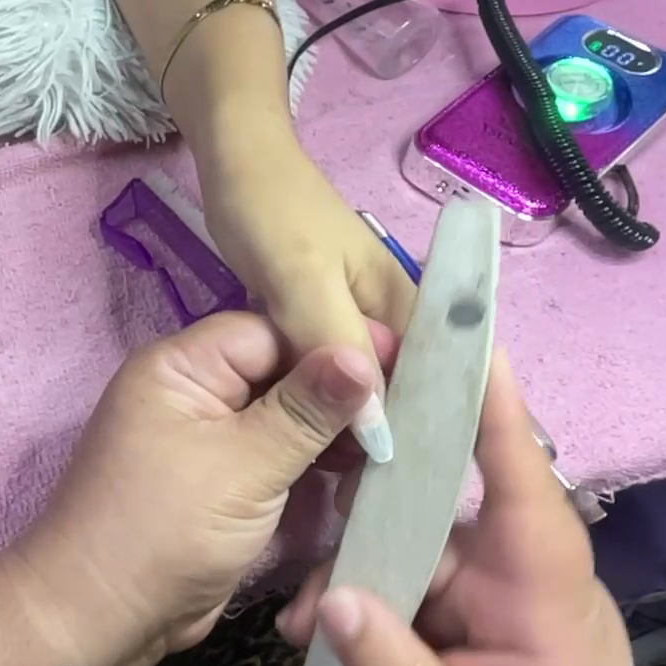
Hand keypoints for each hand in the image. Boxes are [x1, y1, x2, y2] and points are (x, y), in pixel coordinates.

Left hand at [19, 312, 386, 665]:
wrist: (104, 616)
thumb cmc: (165, 530)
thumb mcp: (242, 464)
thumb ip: (305, 409)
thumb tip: (363, 353)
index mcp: (180, 368)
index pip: (269, 332)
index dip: (331, 344)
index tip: (402, 364)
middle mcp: (191, 393)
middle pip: (278, 372)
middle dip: (337, 393)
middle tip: (408, 408)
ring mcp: (206, 440)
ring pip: (281, 417)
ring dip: (329, 432)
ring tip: (390, 445)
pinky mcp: (220, 482)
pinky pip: (273, 456)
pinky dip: (311, 462)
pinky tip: (358, 471)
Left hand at [197, 136, 415, 458]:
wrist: (233, 168)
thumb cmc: (272, 218)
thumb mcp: (302, 281)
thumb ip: (337, 345)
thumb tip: (382, 428)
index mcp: (402, 304)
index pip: (432, 380)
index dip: (421, 431)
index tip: (408, 485)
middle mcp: (382, 318)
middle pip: (394, 391)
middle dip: (384, 438)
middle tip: (370, 497)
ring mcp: (342, 322)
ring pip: (353, 388)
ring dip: (347, 427)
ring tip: (343, 486)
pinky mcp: (310, 326)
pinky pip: (318, 377)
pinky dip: (316, 406)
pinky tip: (308, 447)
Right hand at [277, 352, 665, 665]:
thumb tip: (329, 600)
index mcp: (542, 587)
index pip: (522, 479)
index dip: (490, 406)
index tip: (458, 335)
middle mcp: (508, 563)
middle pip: (428, 504)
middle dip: (358, 515)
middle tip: (295, 521)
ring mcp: (475, 579)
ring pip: (393, 543)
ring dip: (341, 575)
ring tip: (297, 626)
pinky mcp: (449, 597)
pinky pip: (390, 576)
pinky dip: (349, 599)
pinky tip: (314, 633)